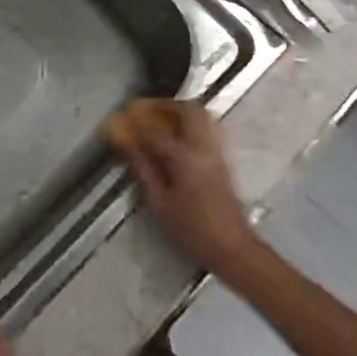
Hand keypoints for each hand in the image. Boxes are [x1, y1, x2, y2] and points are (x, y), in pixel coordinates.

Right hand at [107, 100, 256, 269]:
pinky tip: (179, 137)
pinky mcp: (224, 161)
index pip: (155, 130)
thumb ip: (143, 170)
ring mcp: (217, 153)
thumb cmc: (192, 230)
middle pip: (189, 110)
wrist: (234, 250)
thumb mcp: (159, 203)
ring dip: (182, 112)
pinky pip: (209, 129)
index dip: (136, 121)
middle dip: (166, 105)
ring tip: (163, 120)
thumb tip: (128, 146)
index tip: (122, 117)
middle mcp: (203, 149)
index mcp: (184, 159)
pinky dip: (193, 124)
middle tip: (148, 110)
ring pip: (204, 116)